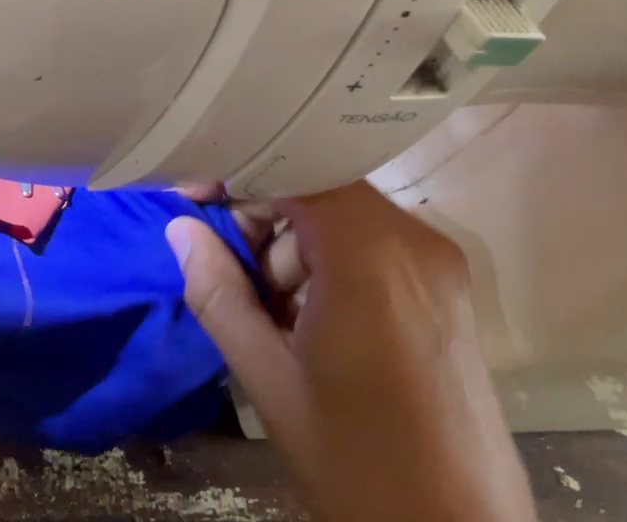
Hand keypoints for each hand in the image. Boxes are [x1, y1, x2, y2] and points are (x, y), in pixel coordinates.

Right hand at [167, 182, 535, 521]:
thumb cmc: (356, 458)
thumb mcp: (266, 376)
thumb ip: (217, 290)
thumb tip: (181, 229)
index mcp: (372, 255)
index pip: (292, 168)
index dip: (234, 173)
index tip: (188, 202)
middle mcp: (415, 243)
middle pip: (315, 192)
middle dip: (260, 221)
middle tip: (226, 273)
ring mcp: (437, 268)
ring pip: (338, 220)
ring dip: (289, 250)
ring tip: (269, 316)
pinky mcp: (445, 293)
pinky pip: (367, 249)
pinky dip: (324, 267)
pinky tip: (306, 323)